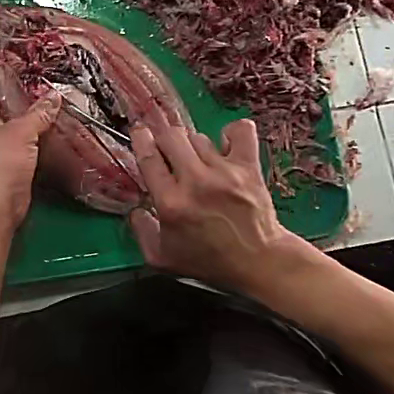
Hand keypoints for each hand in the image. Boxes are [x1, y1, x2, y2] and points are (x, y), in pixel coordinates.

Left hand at [0, 88, 59, 230]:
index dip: (24, 83)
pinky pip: (23, 142)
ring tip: (64, 110)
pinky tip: (57, 132)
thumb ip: (40, 112)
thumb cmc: (0, 165)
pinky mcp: (4, 160)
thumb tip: (56, 94)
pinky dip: (37, 139)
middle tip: (62, 94)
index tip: (49, 80)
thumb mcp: (22, 133)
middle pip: (10, 106)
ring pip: (19, 126)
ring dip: (38, 123)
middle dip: (35, 103)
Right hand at [128, 114, 314, 292]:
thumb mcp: (162, 259)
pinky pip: (239, 132)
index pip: (149, 157)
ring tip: (197, 160)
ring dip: (193, 145)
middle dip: (164, 138)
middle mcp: (195, 181)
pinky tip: (226, 146)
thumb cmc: (209, 261)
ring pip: (199, 137)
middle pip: (171, 137)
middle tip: (167, 148)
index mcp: (171, 203)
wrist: (258, 261)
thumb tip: (136, 209)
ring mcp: (223, 171)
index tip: (141, 133)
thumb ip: (141, 232)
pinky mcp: (248, 167)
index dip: (141, 139)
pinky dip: (231, 133)